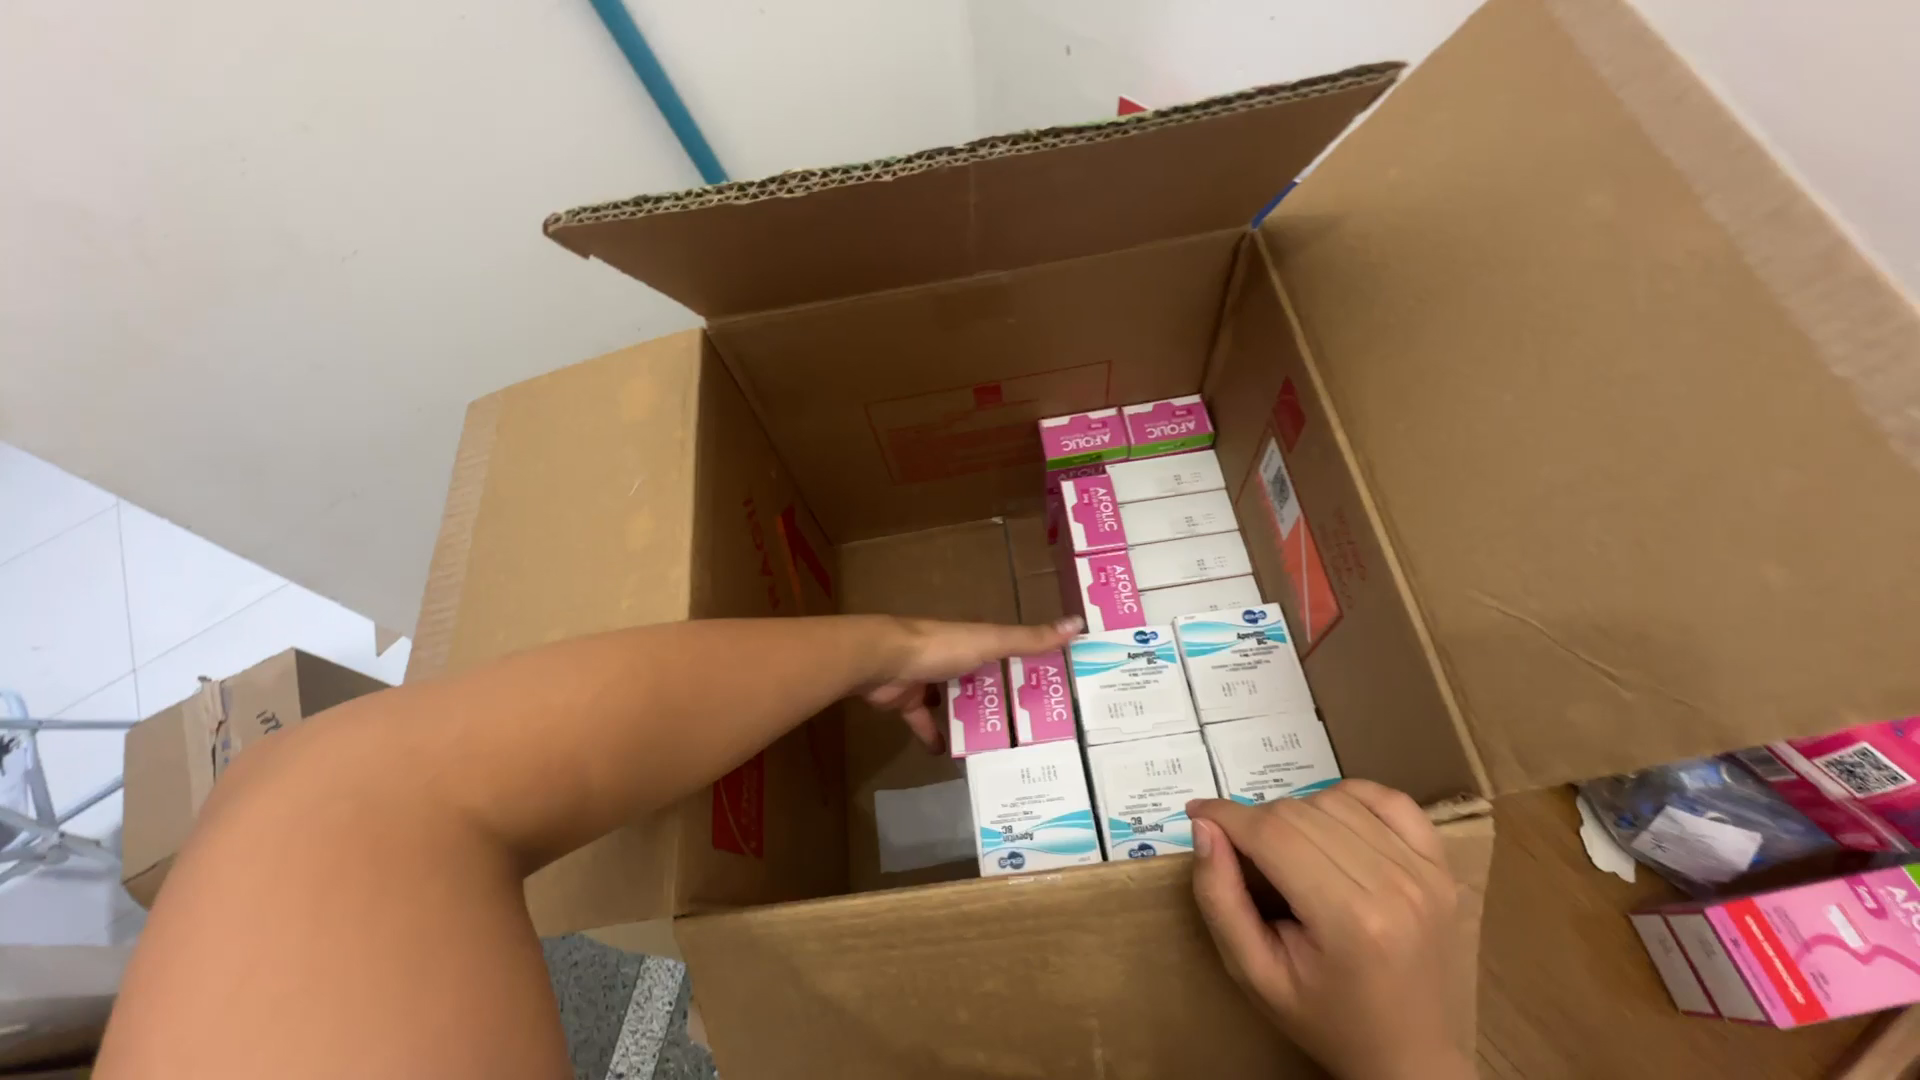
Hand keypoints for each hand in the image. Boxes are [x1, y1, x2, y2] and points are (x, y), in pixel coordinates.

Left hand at [862, 615, 1082, 750]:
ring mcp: (926, 680)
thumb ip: (1030, 639)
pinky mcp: (907, 702)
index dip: (1023, 664)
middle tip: (1025, 727)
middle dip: (997, 698)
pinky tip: (950, 756)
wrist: (882, 661)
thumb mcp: (991, 642)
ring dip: (967, 718)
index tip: (1046, 686)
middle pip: (979, 679)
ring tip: (995, 745)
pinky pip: (923, 722)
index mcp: (972, 639)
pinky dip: (934, 736)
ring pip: (951, 701)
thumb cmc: (940, 647)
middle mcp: (950, 657)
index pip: (1004, 649)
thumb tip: (1077, 622)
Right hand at [1187, 781, 1471, 1079]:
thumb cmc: (1324, 1019)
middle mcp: (1394, 885)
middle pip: (1299, 812)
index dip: (1225, 814)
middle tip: (1243, 852)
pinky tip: (1332, 825)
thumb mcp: (1253, 973)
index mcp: (1348, 919)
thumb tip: (1203, 826)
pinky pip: (1388, 799)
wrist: (1410, 1061)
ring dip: (1298, 812)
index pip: (1271, 833)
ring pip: (1335, 800)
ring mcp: (1425, 873)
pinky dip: (1349, 799)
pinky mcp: (1442, 867)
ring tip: (1288, 850)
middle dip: (1256, 820)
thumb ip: (1219, 898)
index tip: (1197, 812)